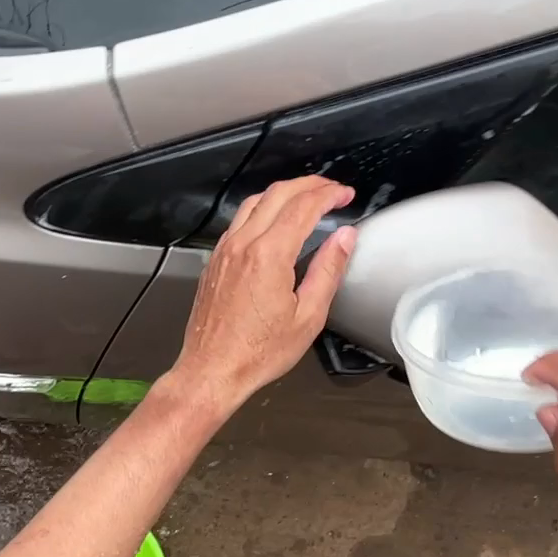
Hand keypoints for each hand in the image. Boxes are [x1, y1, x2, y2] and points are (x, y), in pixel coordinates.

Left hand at [166, 176, 356, 411]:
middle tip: (330, 191)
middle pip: (278, 194)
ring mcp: (224, 253)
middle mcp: (242, 246)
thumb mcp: (308, 317)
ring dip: (283, 194)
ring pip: (254, 203)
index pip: (304, 206)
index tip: (344, 195)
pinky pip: (238, 223)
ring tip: (305, 200)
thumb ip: (328, 271)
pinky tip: (272, 224)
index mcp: (269, 256)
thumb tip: (344, 240)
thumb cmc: (256, 353)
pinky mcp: (214, 263)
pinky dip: (261, 211)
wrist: (213, 370)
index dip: (329, 194)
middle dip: (309, 185)